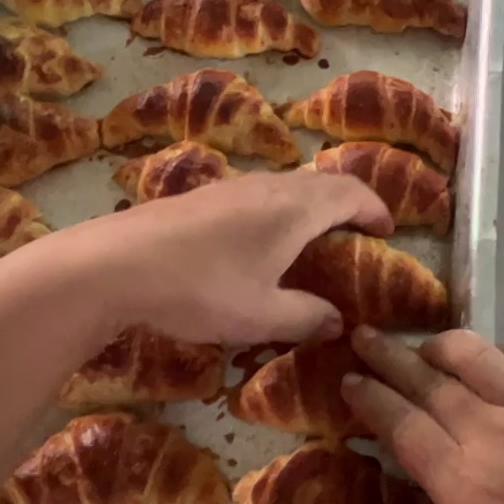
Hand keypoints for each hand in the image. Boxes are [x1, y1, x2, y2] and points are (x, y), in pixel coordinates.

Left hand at [0, 171, 392, 348]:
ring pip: (291, 184)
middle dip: (349, 204)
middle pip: (324, 182)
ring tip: (316, 239)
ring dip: (314, 204)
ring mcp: (235, 185)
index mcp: (296, 208)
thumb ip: (307, 317)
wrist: (115, 264)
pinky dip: (284, 208)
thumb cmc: (201, 288)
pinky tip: (263, 241)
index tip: (389, 231)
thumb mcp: (261, 316)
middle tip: (358, 235)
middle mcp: (271, 186)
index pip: (352, 192)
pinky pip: (264, 192)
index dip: (376, 209)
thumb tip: (339, 321)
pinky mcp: (207, 194)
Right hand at [340, 327, 503, 503]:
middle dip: (389, 355)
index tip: (346, 379)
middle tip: (362, 337)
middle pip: (429, 379)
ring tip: (419, 347)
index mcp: (465, 483)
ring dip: (440, 344)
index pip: (402, 424)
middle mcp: (492, 432)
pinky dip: (492, 354)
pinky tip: (483, 362)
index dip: (370, 398)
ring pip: (474, 356)